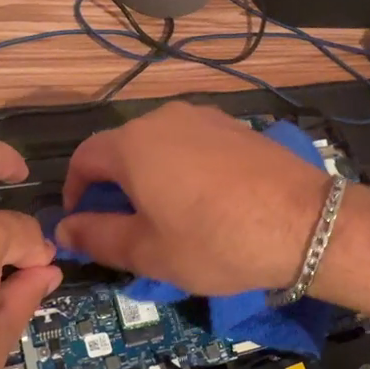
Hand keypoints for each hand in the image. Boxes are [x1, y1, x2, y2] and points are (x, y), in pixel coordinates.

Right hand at [55, 102, 369, 333]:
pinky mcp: (234, 125)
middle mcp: (163, 118)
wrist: (304, 222)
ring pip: (158, 143)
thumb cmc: (216, 241)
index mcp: (133, 145)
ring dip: (149, 175)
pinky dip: (182, 166)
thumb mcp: (149, 252)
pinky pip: (192, 141)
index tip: (84, 223)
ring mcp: (203, 116)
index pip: (84, 157)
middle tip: (127, 227)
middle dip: (114, 185)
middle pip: (121, 147)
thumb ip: (98, 236)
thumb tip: (65, 229)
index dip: (75, 191)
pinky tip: (205, 200)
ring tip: (168, 216)